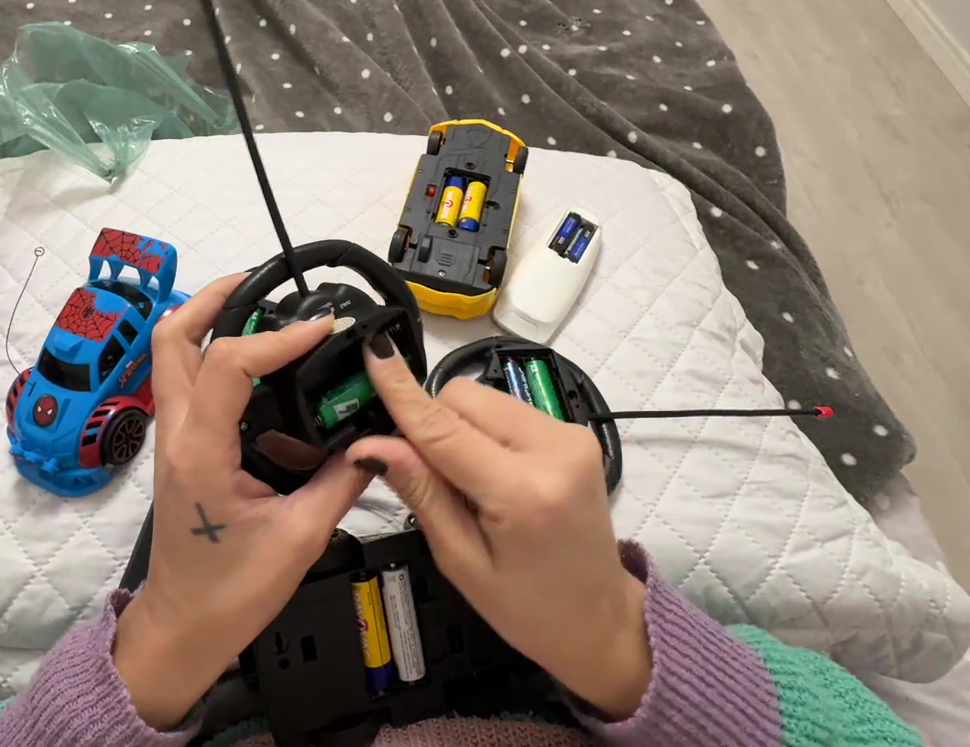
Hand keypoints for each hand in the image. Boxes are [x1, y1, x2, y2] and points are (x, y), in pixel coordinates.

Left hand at [113, 275, 375, 728]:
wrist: (182, 628)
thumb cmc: (232, 592)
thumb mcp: (301, 537)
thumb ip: (341, 478)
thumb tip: (376, 436)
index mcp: (201, 451)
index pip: (229, 362)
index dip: (279, 336)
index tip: (323, 328)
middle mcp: (177, 432)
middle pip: (173, 338)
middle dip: (212, 298)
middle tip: (260, 283)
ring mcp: (172, 436)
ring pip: (171, 354)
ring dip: (206, 318)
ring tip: (259, 307)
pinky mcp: (180, 444)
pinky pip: (186, 379)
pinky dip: (212, 352)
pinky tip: (257, 365)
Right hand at [347, 335, 652, 717]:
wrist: (600, 619)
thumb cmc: (524, 607)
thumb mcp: (460, 560)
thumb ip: (420, 492)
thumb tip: (369, 444)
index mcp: (523, 492)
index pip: (445, 429)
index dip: (402, 391)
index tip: (373, 349)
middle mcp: (553, 448)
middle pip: (462, 398)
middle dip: (432, 423)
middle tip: (428, 473)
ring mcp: (569, 433)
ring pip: (482, 397)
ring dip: (457, 425)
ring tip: (466, 479)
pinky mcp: (574, 429)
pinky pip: (504, 407)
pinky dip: (483, 429)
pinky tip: (490, 470)